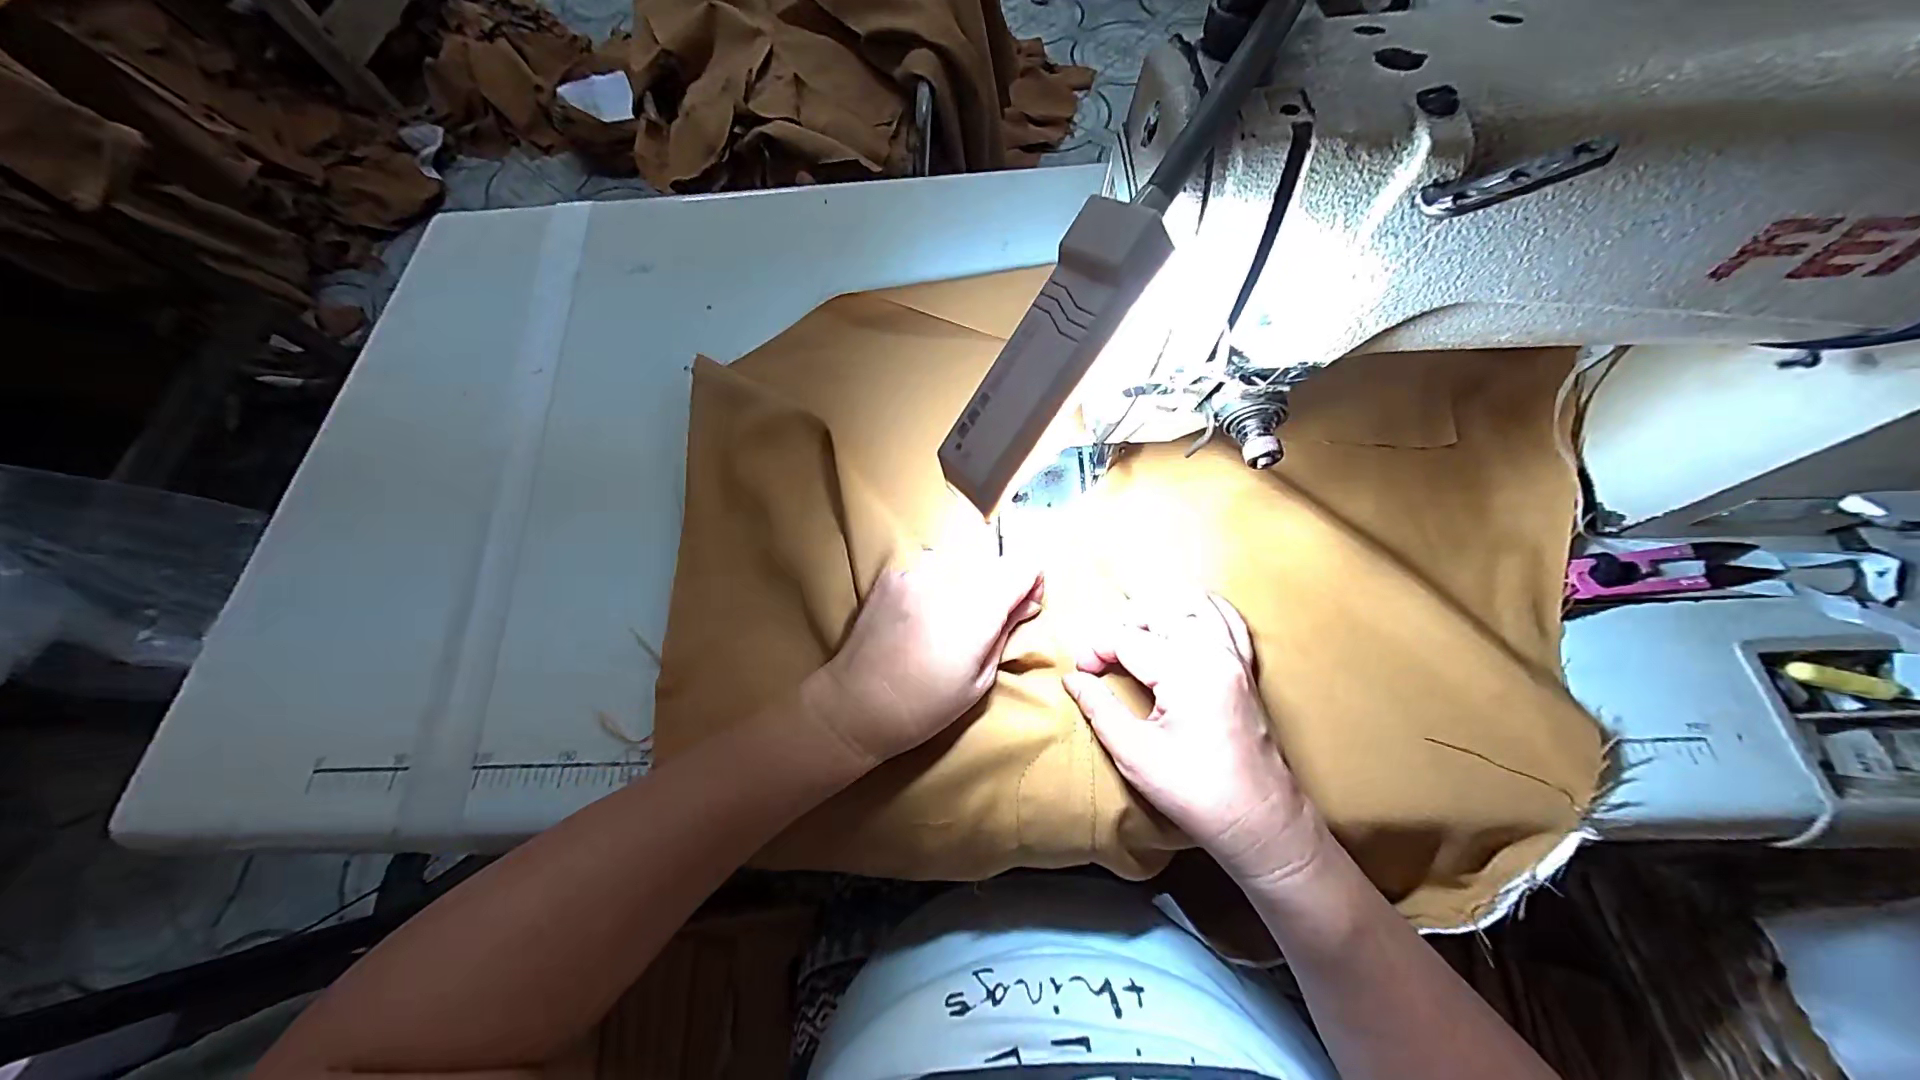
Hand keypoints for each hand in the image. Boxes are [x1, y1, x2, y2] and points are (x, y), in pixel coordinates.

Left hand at [805, 548, 1043, 768]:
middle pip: (994, 561)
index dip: (1030, 583)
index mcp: (975, 613)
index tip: (1024, 605)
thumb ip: (1006, 632)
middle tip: (991, 617)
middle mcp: (946, 581)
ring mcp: (914, 573)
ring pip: (961, 558)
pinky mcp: (891, 575)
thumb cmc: (924, 708)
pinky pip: (929, 564)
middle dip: (1001, 582)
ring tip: (954, 613)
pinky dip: (938, 580)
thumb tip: (1027, 602)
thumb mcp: (979, 681)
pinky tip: (926, 611)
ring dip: (969, 578)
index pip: (1022, 567)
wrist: (855, 705)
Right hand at [1064, 591, 1326, 886]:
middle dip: (1122, 625)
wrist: (1260, 823)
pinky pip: (1226, 619)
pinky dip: (1199, 611)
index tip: (1081, 673)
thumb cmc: (1196, 793)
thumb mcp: (1134, 754)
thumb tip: (1073, 679)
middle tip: (1101, 656)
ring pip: (1195, 603)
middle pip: (1159, 610)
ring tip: (1134, 635)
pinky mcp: (1246, 669)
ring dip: (1159, 610)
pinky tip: (1181, 623)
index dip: (1095, 650)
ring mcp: (1235, 658)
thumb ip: (1099, 708)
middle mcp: (1215, 653)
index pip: (1127, 638)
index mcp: (1187, 671)